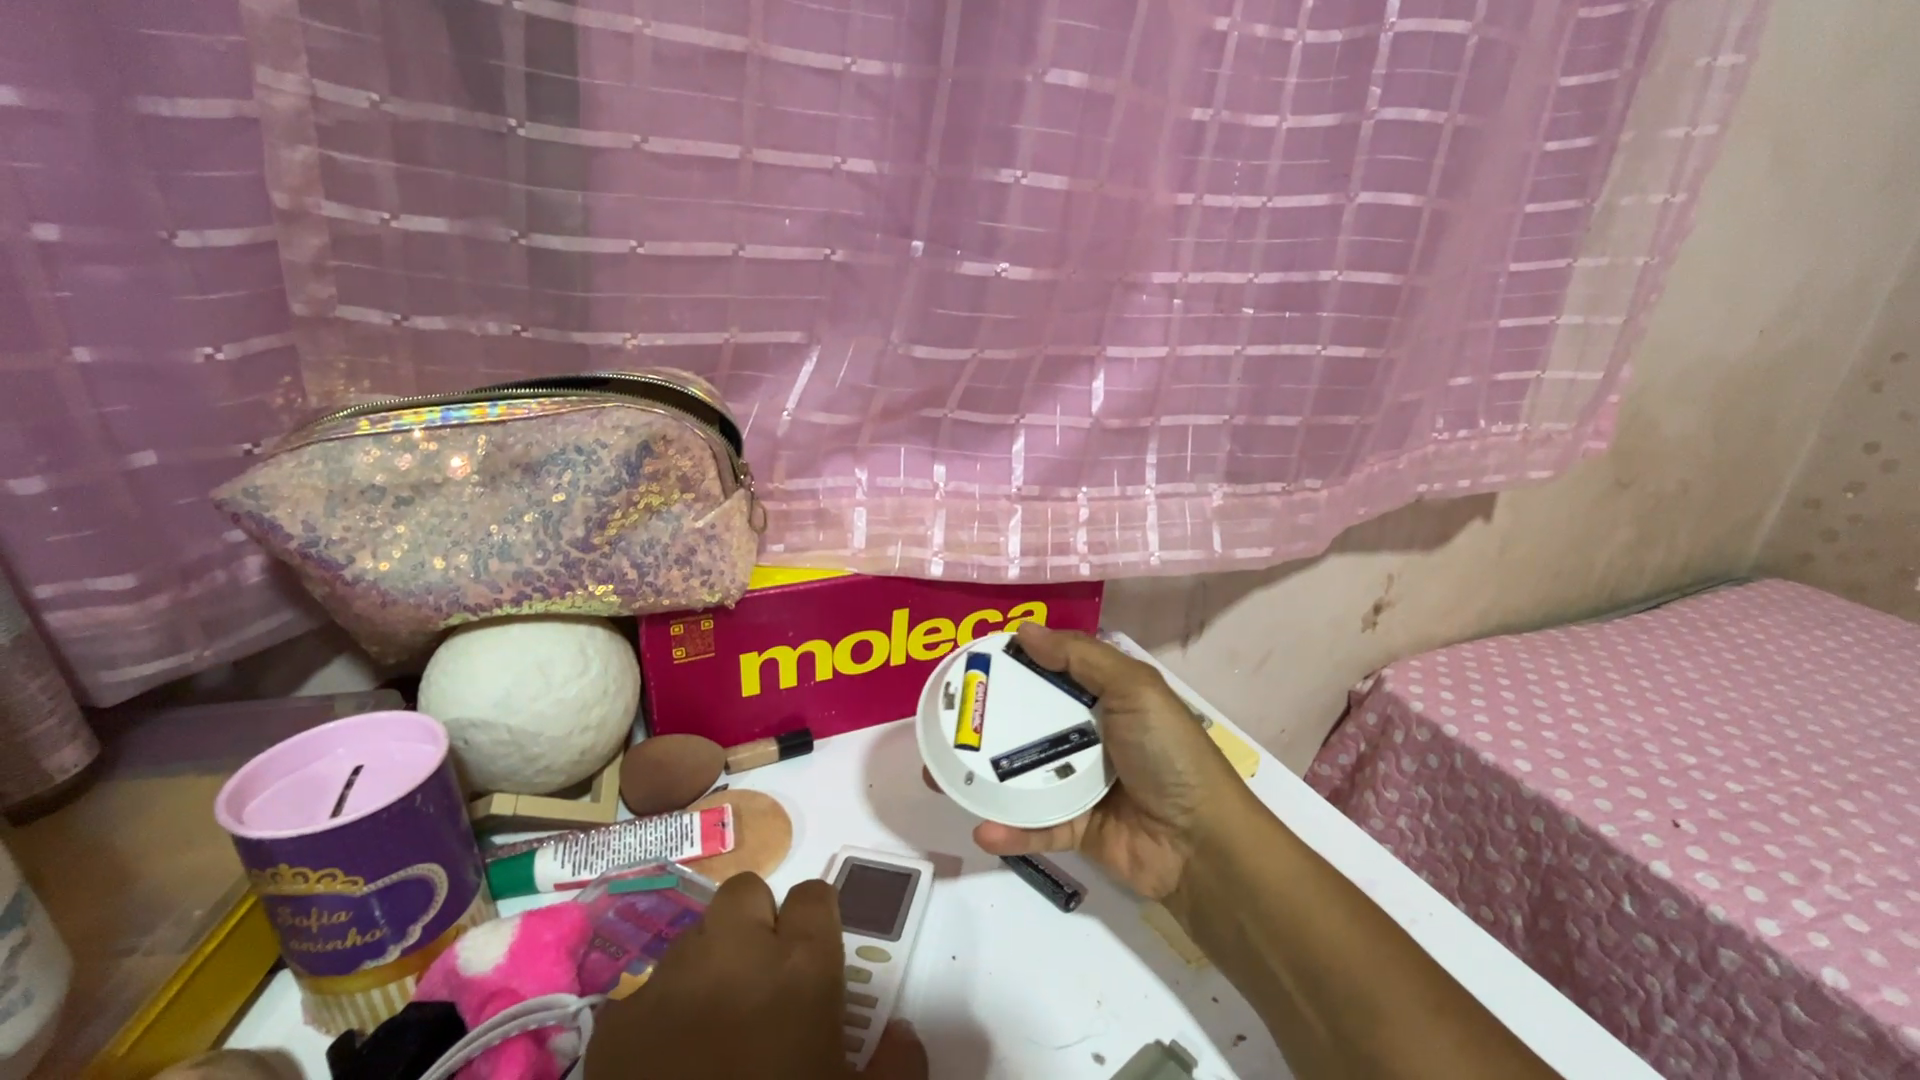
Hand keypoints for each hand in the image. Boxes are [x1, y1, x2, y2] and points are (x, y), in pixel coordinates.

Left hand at [583, 873, 925, 1079]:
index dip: (817, 918)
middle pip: (746, 891)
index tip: (816, 950)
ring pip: (695, 935)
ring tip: (716, 1013)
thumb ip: (898, 1064)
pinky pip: (647, 986)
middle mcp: (735, 951)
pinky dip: (664, 1006)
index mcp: (801, 965)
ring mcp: (670, 978)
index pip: (814, 895)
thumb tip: (904, 1033)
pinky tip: (671, 1050)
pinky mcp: (619, 1016)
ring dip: (711, 959)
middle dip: (758, 918)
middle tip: (765, 971)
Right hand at [961, 623, 1248, 899]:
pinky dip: (1010, 830)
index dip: (1012, 667)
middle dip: (981, 726)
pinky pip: (1035, 827)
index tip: (969, 665)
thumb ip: (1081, 658)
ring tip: (938, 777)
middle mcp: (1088, 737)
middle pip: (1025, 726)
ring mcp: (1079, 785)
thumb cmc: (1169, 754)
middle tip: (939, 724)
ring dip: (980, 779)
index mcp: (1104, 699)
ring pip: (1019, 778)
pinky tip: (984, 828)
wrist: (1202, 841)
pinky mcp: (1076, 829)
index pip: (1049, 675)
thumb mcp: (1134, 689)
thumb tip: (1024, 629)